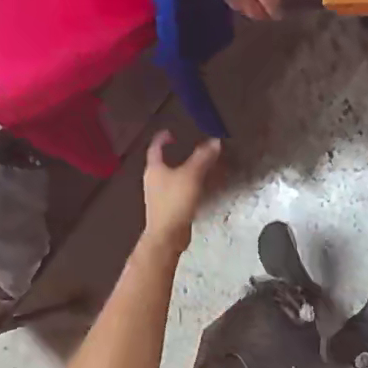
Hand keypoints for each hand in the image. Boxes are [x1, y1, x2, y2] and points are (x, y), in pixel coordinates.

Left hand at [141, 130, 220, 255]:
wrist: (167, 235)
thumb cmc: (175, 202)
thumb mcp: (192, 176)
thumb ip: (203, 158)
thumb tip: (215, 141)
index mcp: (154, 169)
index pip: (155, 148)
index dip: (162, 138)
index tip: (170, 132)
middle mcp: (152, 180)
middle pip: (162, 162)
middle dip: (174, 155)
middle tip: (188, 147)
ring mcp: (157, 195)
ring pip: (170, 177)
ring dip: (181, 171)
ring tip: (197, 166)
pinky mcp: (165, 208)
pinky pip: (176, 191)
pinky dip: (185, 185)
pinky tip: (197, 188)